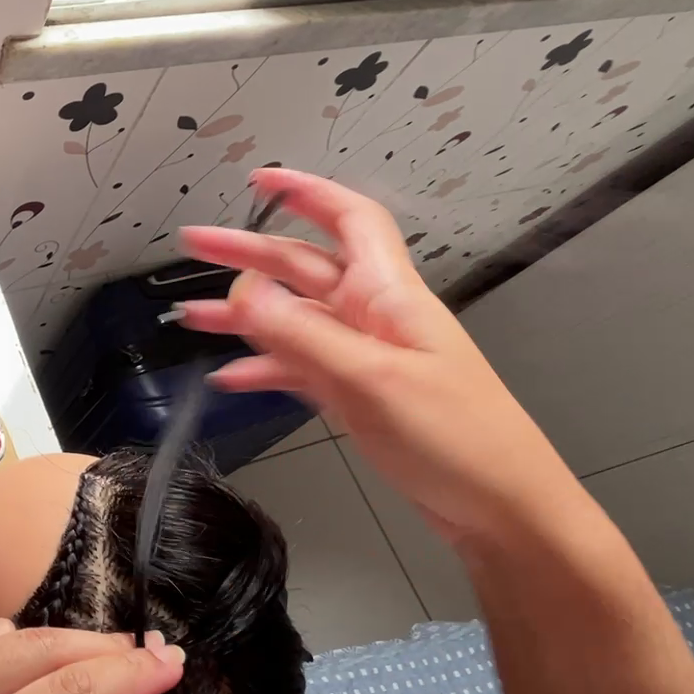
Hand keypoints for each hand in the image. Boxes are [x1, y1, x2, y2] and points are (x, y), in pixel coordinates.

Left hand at [0, 620, 184, 693]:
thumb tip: (123, 693)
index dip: (127, 674)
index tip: (171, 661)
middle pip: (42, 648)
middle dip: (104, 647)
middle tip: (152, 652)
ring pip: (15, 630)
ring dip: (65, 643)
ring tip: (104, 663)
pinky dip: (17, 643)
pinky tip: (34, 668)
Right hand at [179, 168, 583, 544]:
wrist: (501, 511)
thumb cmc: (454, 436)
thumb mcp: (373, 379)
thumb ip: (303, 334)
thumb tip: (243, 290)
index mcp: (386, 294)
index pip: (349, 219)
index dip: (306, 193)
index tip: (259, 182)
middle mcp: (370, 315)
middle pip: (303, 268)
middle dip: (248, 254)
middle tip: (194, 245)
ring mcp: (361, 355)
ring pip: (292, 320)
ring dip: (243, 316)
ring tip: (192, 317)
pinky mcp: (355, 393)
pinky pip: (299, 368)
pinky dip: (264, 369)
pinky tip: (230, 378)